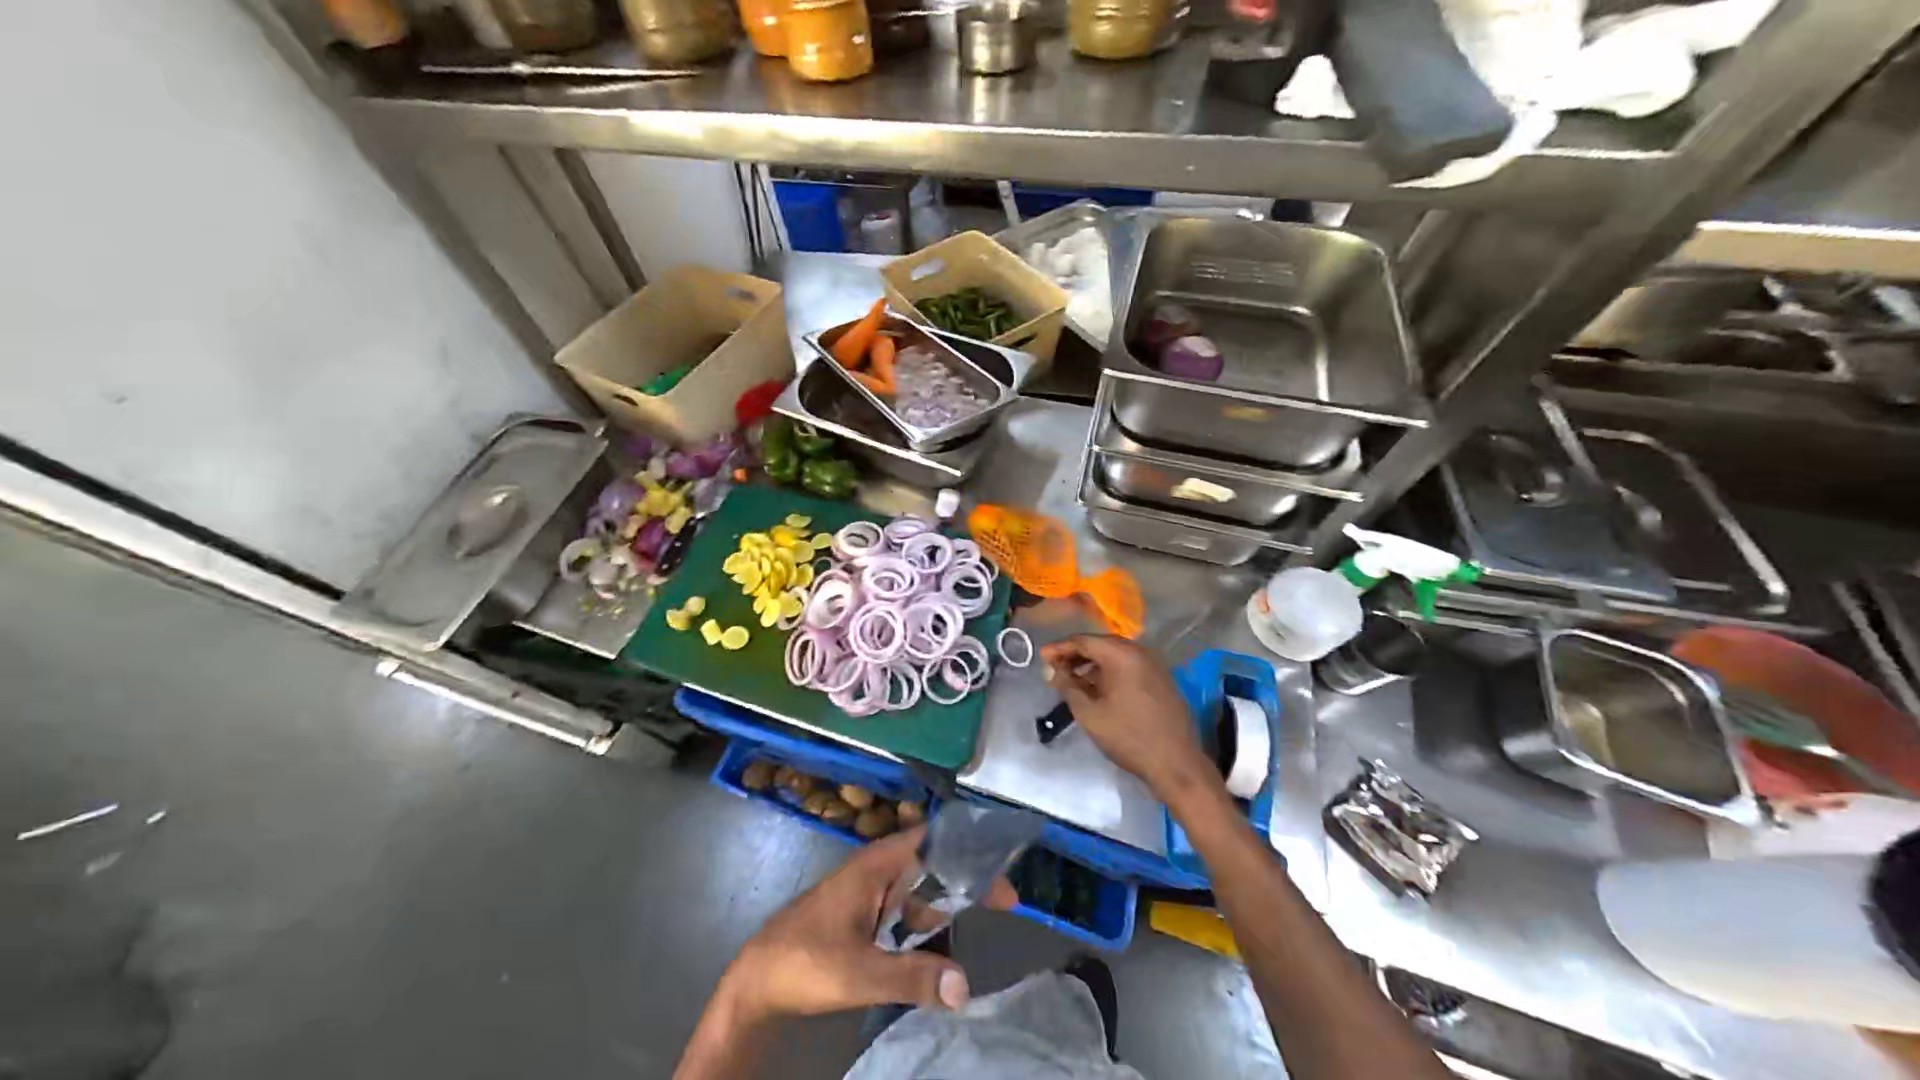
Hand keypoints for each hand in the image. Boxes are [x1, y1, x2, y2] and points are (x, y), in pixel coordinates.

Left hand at [717, 827, 1013, 1020]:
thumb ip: (912, 977)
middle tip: (1005, 900)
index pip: (931, 840)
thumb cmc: (804, 963)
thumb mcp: (860, 973)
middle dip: (966, 877)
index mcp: (876, 866)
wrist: (755, 983)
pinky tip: (941, 945)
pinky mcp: (861, 916)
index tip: (1000, 864)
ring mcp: (867, 893)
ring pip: (917, 889)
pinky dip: (926, 922)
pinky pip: (903, 910)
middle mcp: (875, 871)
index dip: (966, 848)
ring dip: (948, 901)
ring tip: (985, 916)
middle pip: (930, 864)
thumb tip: (965, 986)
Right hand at [1041, 634, 1221, 805]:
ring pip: (1116, 655)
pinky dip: (1110, 671)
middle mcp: (1140, 652)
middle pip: (1101, 644)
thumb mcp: (1089, 713)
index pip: (1083, 641)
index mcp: (1121, 654)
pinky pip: (1130, 666)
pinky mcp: (1161, 679)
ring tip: (1073, 679)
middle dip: (1076, 654)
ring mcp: (1154, 665)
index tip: (1042, 658)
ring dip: (1092, 663)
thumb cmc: (1128, 736)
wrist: (1175, 763)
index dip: (1060, 648)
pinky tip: (1098, 687)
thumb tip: (1053, 670)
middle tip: (1055, 668)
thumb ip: (1067, 686)